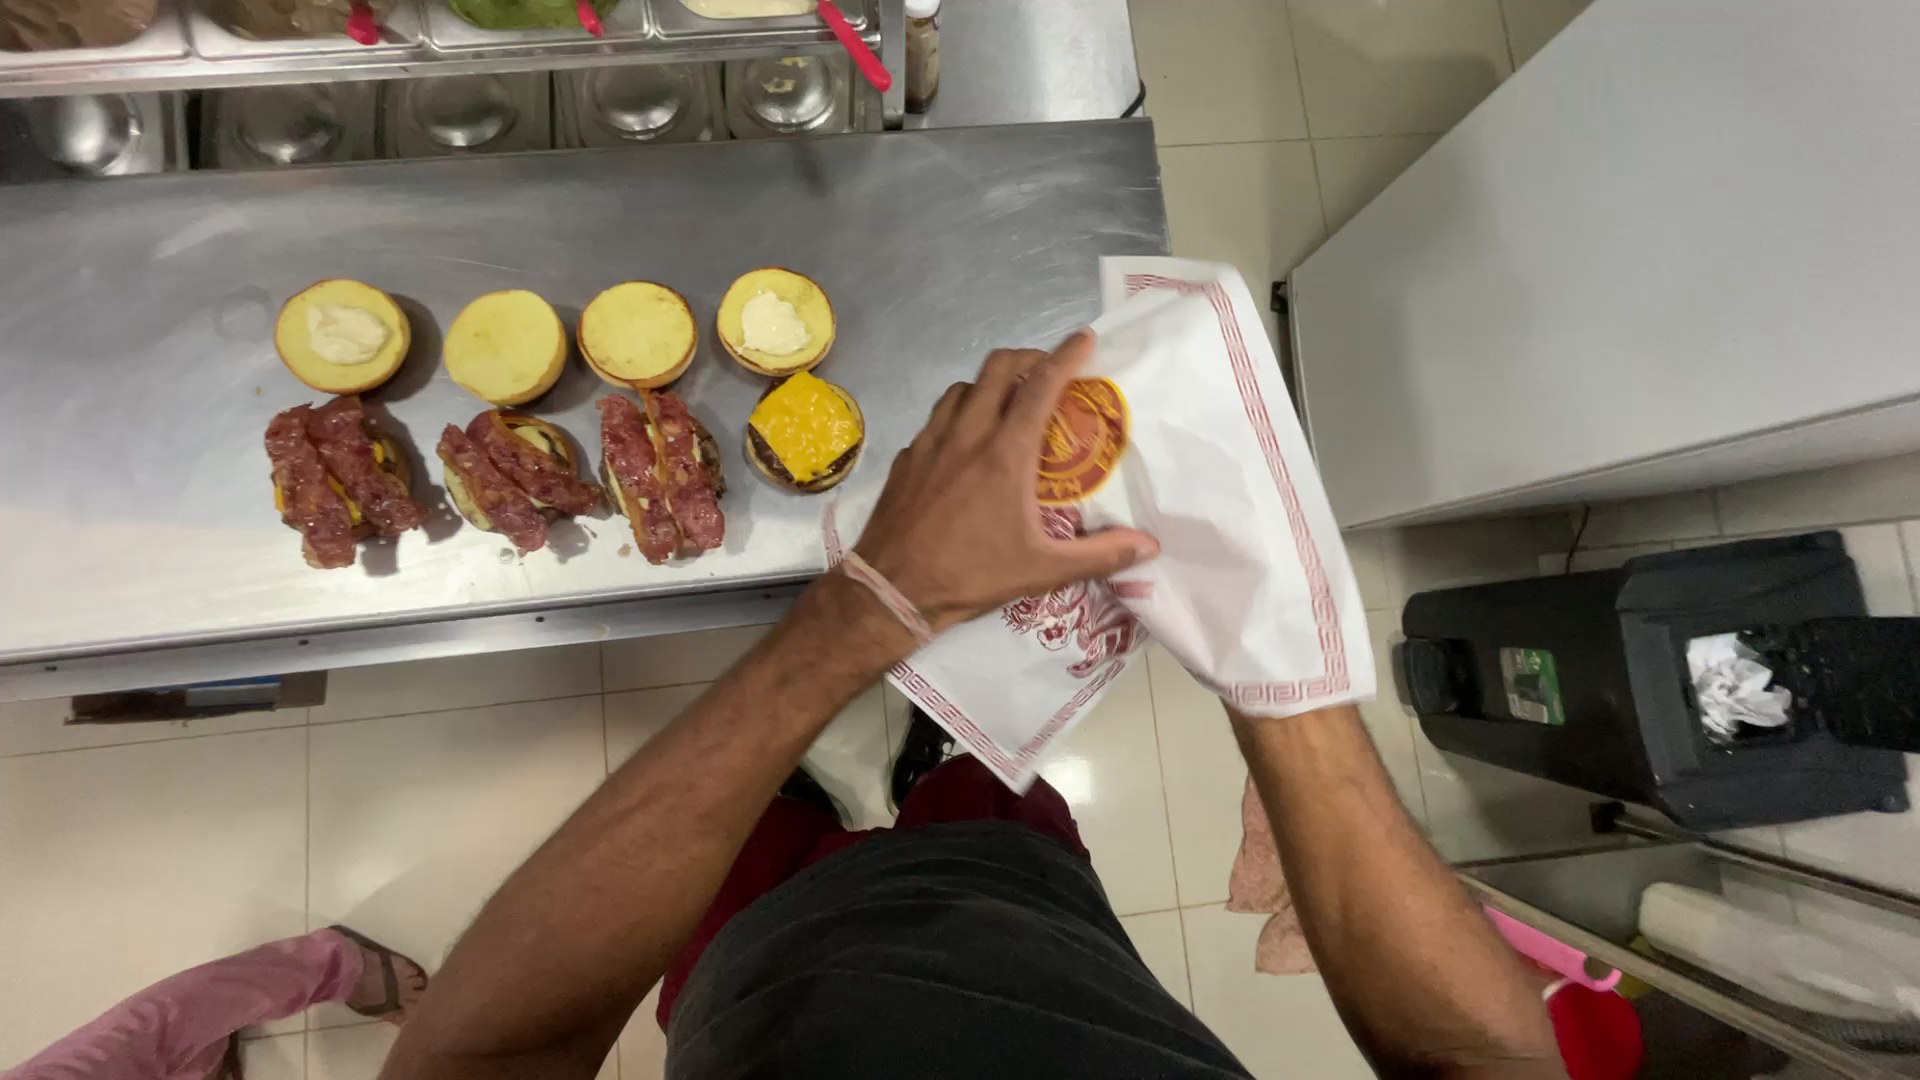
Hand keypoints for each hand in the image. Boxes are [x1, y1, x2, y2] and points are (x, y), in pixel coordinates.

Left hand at [852, 331, 1159, 633]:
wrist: (892, 589)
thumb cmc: (970, 576)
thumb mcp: (1041, 571)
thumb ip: (1099, 556)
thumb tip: (1149, 547)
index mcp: (1005, 453)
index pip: (1041, 387)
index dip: (1066, 356)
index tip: (1084, 339)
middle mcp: (966, 435)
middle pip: (997, 369)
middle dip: (1027, 358)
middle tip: (1046, 371)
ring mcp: (930, 443)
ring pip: (960, 389)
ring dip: (987, 385)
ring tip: (1005, 404)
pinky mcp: (907, 459)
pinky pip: (934, 420)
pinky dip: (955, 416)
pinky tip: (961, 444)